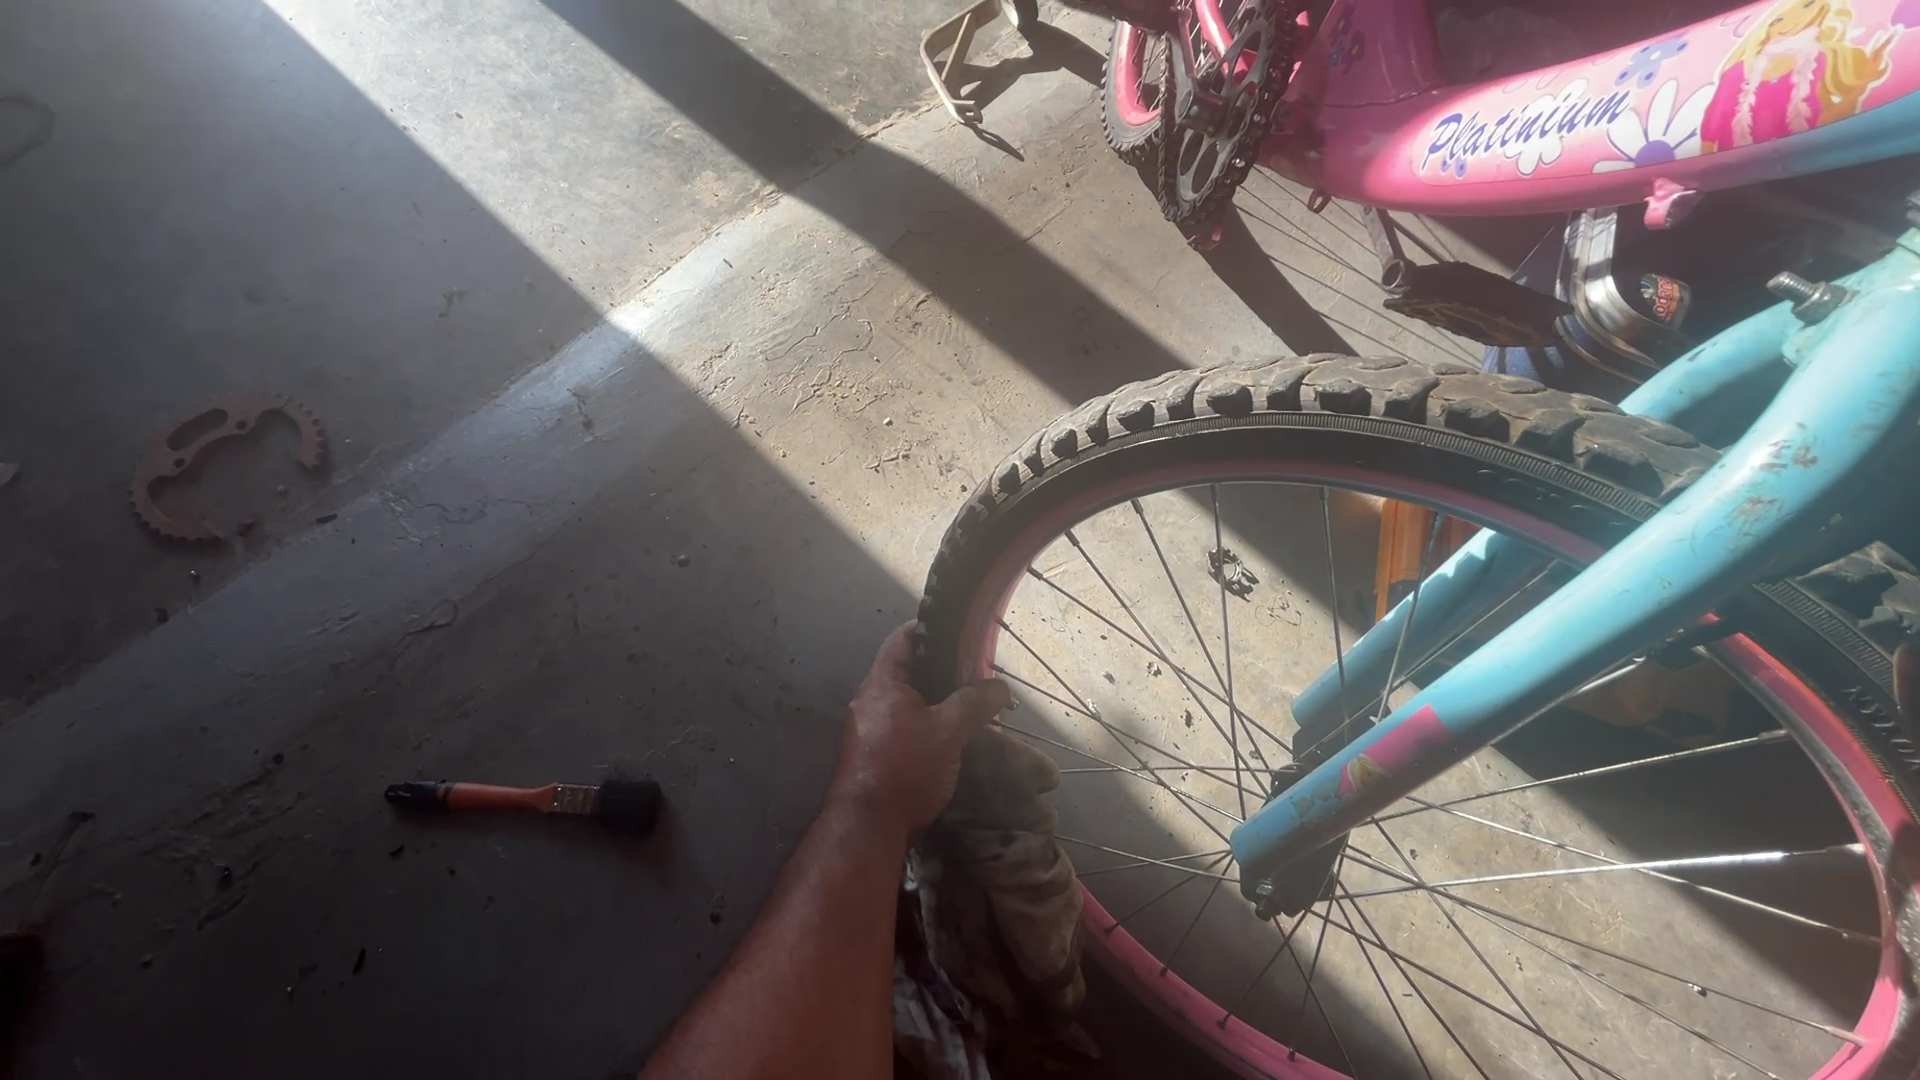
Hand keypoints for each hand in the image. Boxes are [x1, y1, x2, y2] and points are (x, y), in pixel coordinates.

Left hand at [830, 622, 1012, 834]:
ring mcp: (872, 729)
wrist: (869, 828)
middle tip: (976, 673)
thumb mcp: (947, 731)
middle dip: (944, 670)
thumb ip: (975, 703)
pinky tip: (956, 737)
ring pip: (910, 702)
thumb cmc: (904, 769)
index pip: (903, 639)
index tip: (959, 631)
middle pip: (909, 671)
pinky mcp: (878, 754)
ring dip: (940, 702)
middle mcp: (871, 701)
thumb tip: (1001, 687)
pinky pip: (908, 727)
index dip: (929, 628)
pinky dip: (931, 725)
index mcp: (882, 684)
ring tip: (973, 706)